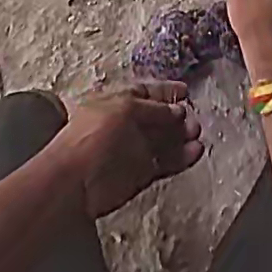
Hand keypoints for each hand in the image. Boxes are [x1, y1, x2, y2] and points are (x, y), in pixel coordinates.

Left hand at [40, 82, 203, 217]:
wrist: (76, 180)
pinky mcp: (141, 173)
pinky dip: (182, 157)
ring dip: (183, 136)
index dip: (166, 91)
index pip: (146, 93)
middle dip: (178, 116)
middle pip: (159, 118)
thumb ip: (155, 109)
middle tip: (193, 119)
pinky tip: (195, 151)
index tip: (185, 91)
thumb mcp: (125, 108)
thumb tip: (178, 110)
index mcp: (117, 102)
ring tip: (196, 134)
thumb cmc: (93, 135)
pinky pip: (166, 162)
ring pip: (166, 140)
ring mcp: (134, 149)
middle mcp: (126, 124)